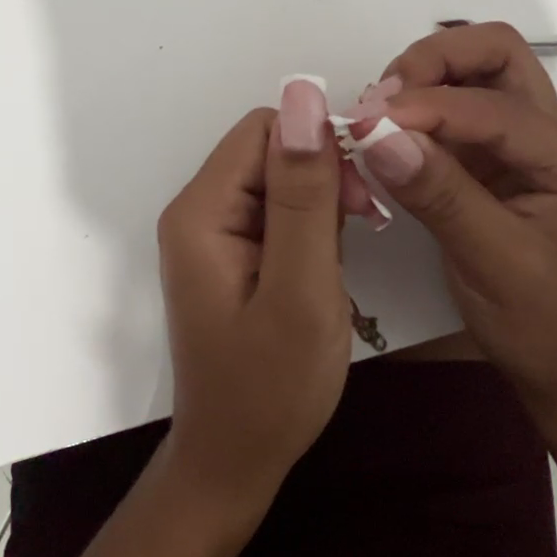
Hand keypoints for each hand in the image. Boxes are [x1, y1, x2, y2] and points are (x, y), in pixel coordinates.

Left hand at [157, 80, 352, 502]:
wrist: (236, 461)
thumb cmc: (271, 388)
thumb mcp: (300, 289)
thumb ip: (303, 194)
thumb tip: (304, 95)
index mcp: (201, 212)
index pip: (266, 130)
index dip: (319, 151)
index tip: (358, 205)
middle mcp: (197, 212)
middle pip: (271, 152)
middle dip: (323, 182)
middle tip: (357, 238)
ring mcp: (212, 236)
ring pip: (280, 183)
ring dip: (321, 212)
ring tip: (336, 269)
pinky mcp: (230, 256)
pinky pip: (278, 216)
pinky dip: (311, 234)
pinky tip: (323, 275)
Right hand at [346, 22, 556, 405]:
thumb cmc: (545, 324)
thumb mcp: (496, 266)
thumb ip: (441, 196)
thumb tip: (376, 133)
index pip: (495, 107)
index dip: (427, 107)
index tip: (362, 122)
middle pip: (496, 55)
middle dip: (433, 62)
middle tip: (378, 99)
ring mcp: (524, 142)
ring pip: (475, 72)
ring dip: (424, 78)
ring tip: (376, 115)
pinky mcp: (493, 157)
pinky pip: (454, 111)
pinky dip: (417, 110)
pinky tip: (386, 133)